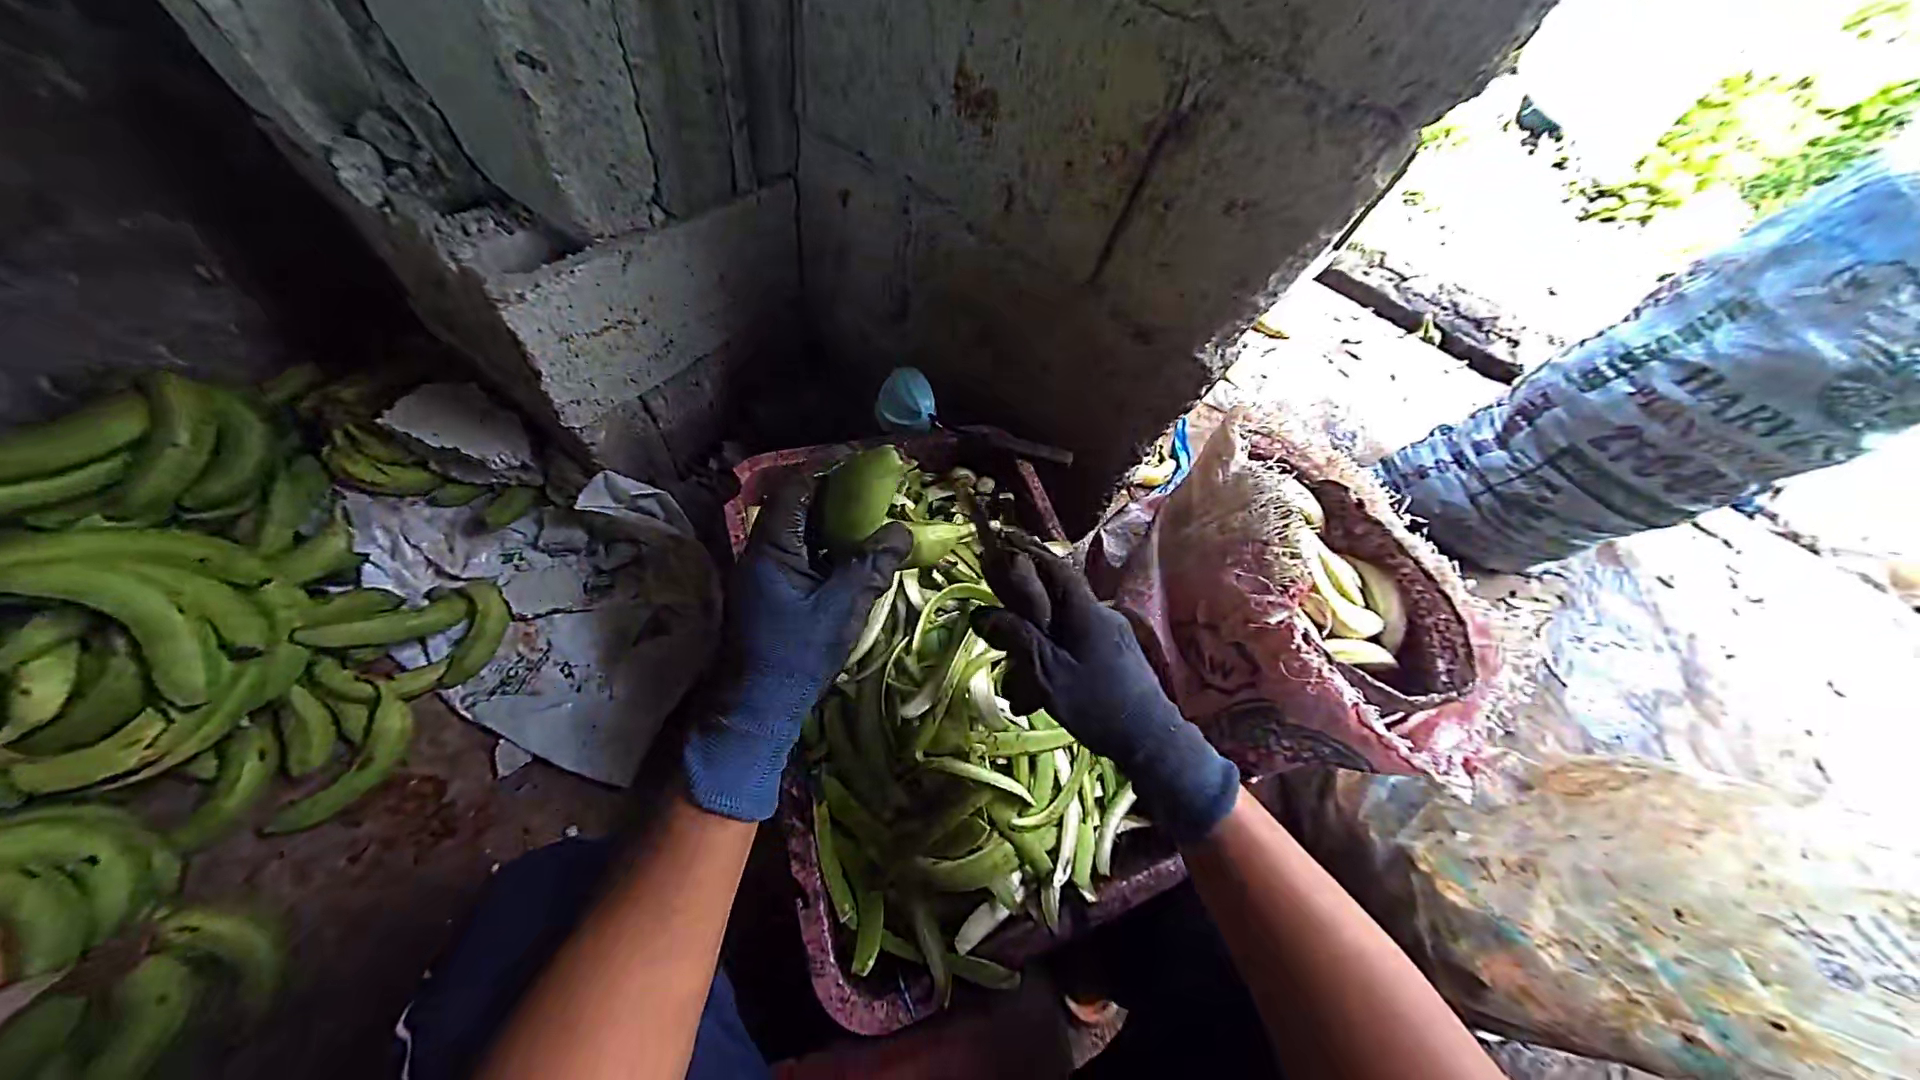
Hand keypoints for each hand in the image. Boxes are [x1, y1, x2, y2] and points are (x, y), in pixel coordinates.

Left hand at [684, 478, 909, 820]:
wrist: (756, 706)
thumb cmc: (795, 657)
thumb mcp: (840, 610)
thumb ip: (870, 567)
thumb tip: (900, 531)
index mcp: (771, 549)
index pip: (795, 491)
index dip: (826, 469)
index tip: (860, 460)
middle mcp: (761, 553)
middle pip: (797, 506)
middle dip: (835, 494)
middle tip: (874, 489)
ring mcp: (763, 572)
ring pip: (799, 531)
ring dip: (832, 521)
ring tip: (870, 516)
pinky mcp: (771, 591)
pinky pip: (801, 554)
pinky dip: (826, 547)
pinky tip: (852, 553)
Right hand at [970, 533, 1238, 841]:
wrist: (1152, 739)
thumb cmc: (1098, 704)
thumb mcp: (1049, 673)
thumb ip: (1019, 639)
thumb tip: (983, 612)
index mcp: (1085, 612)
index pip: (1056, 569)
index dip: (1030, 554)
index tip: (1005, 545)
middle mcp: (1100, 615)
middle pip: (1055, 598)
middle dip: (1025, 610)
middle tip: (999, 628)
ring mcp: (1111, 635)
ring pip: (1064, 626)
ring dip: (1038, 644)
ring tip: (1019, 686)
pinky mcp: (1116, 655)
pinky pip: (1077, 645)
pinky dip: (1055, 658)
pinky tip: (1040, 693)